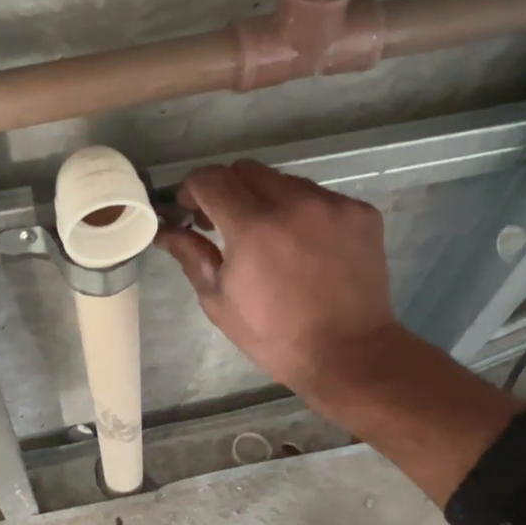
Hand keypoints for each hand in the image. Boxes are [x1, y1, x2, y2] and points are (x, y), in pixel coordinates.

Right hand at [158, 160, 401, 396]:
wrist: (347, 354)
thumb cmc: (274, 337)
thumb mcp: (219, 301)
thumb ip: (191, 255)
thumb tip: (164, 230)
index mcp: (253, 227)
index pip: (211, 179)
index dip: (192, 189)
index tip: (190, 210)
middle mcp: (294, 203)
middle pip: (247, 170)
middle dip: (228, 190)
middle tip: (224, 223)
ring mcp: (332, 205)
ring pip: (285, 180)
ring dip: (266, 199)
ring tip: (268, 237)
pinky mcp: (361, 213)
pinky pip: (321, 198)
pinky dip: (303, 213)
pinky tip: (304, 246)